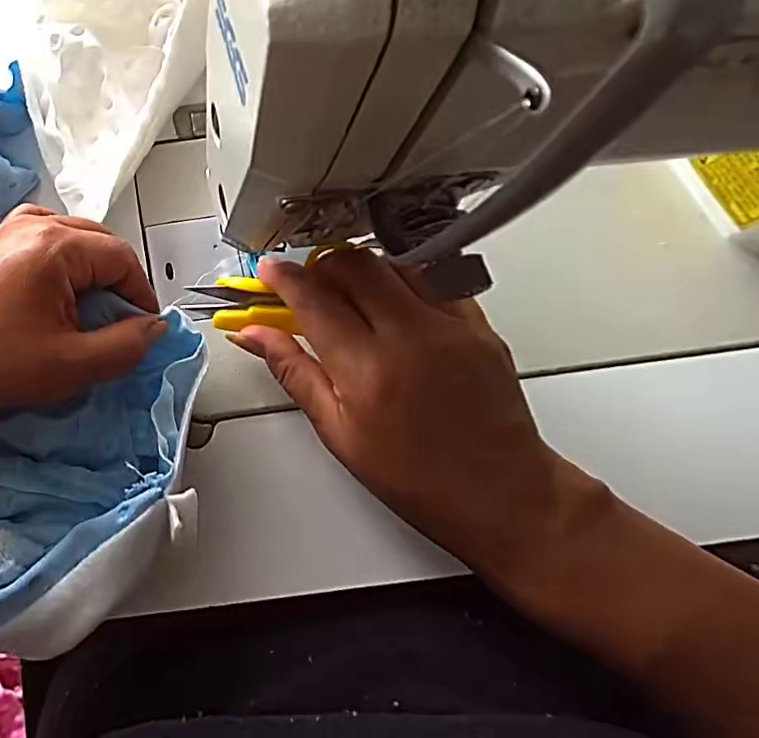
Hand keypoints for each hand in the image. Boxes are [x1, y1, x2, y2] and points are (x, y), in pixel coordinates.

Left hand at [0, 204, 163, 428]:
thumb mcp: (72, 364)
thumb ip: (126, 345)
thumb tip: (153, 327)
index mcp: (54, 243)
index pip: (122, 256)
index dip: (140, 294)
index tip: (141, 328)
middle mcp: (30, 224)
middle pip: (98, 242)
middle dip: (114, 281)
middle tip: (112, 324)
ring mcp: (5, 231)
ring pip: (71, 240)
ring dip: (87, 272)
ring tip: (80, 314)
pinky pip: (42, 241)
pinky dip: (59, 265)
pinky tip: (48, 298)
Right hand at [228, 250, 583, 569]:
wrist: (504, 496)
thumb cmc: (420, 478)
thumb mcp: (338, 431)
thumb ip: (293, 371)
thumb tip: (254, 336)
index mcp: (367, 370)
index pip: (313, 299)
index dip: (284, 277)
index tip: (271, 272)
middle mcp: (410, 338)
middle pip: (351, 265)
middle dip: (320, 266)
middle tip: (310, 286)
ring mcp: (449, 326)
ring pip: (391, 261)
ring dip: (361, 269)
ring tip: (351, 296)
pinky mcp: (477, 324)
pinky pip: (432, 276)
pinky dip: (403, 277)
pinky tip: (394, 303)